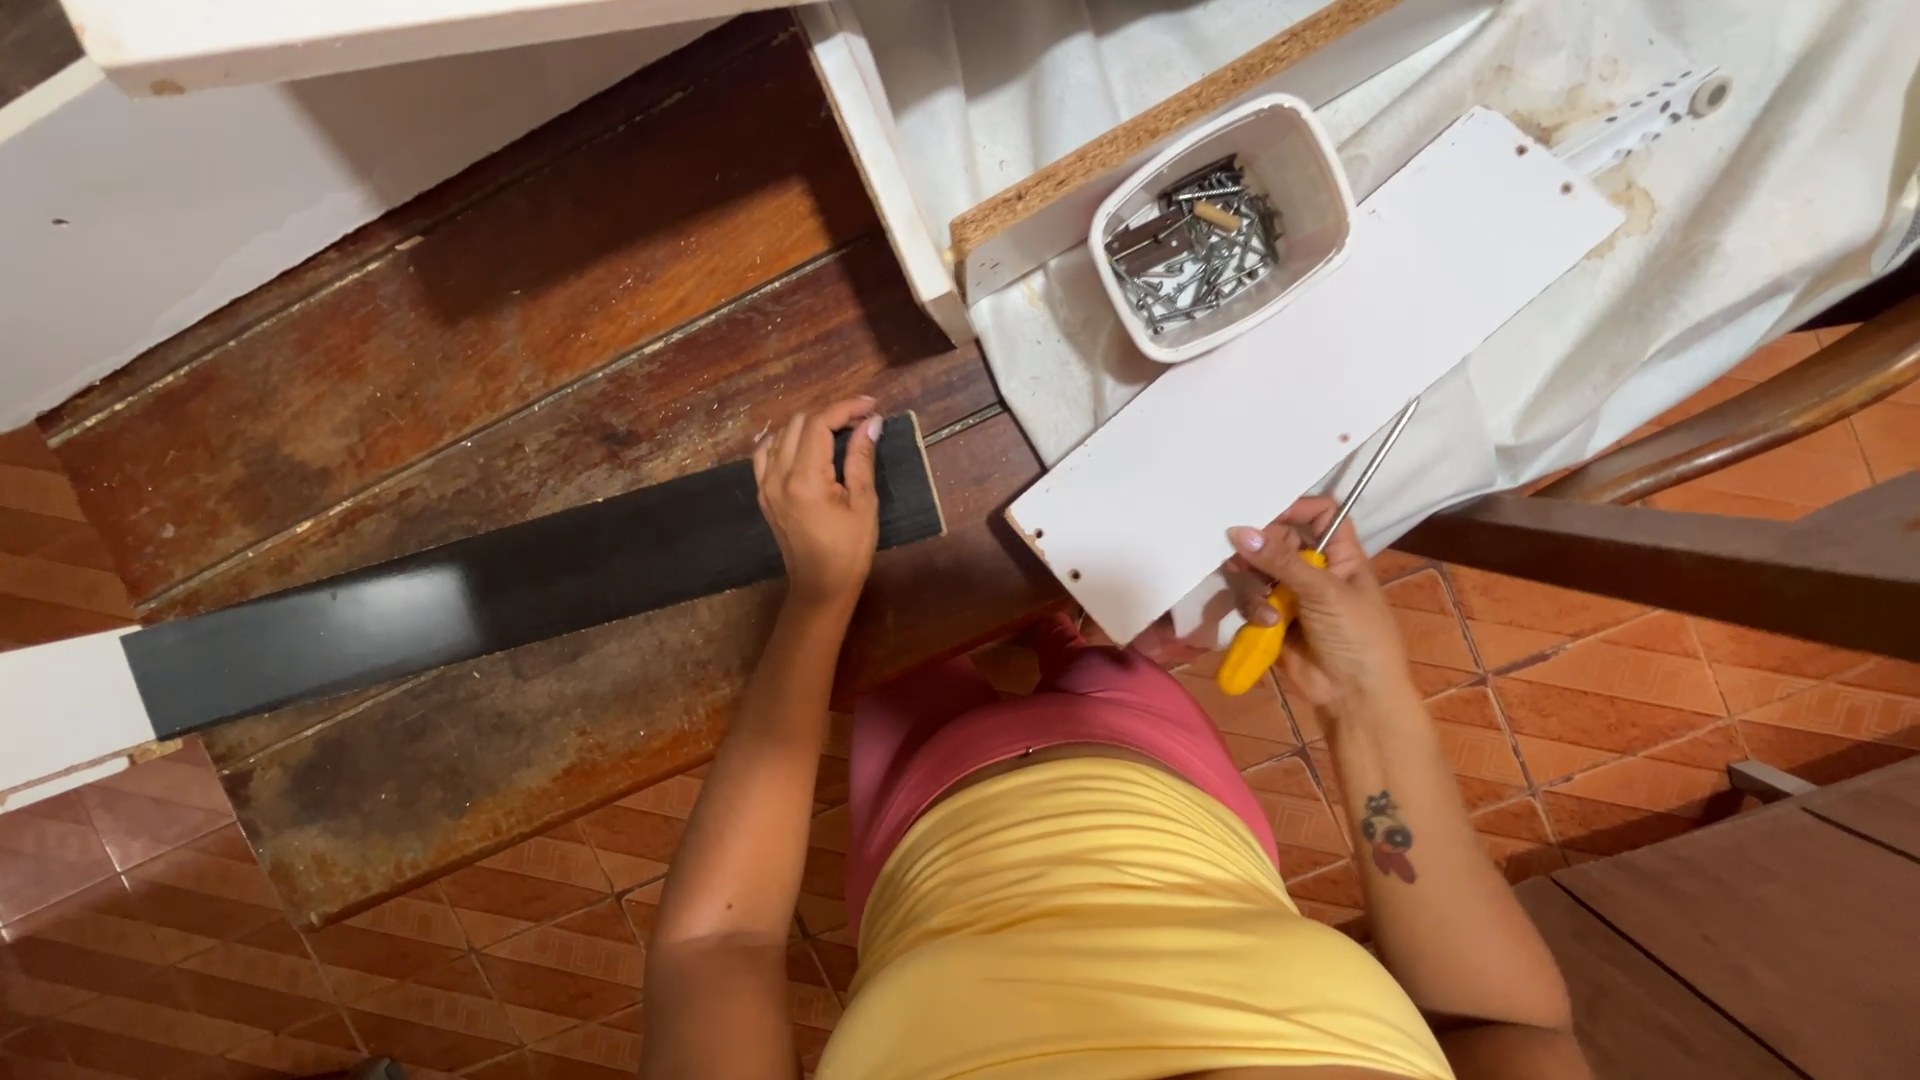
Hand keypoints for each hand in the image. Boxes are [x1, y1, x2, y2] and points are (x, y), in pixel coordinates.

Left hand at [754, 397, 883, 611]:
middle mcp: (777, 476)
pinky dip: (785, 440)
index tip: (870, 406)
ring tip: (836, 429)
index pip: (819, 424)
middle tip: (859, 420)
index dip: (845, 408)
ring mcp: (765, 485)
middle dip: (829, 413)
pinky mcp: (763, 494)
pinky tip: (804, 443)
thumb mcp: (864, 503)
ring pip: (779, 434)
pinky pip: (766, 453)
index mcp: (805, 479)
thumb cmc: (850, 549)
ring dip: (807, 424)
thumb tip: (871, 422)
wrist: (820, 586)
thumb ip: (862, 458)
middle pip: (797, 423)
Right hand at [1225, 498, 1417, 713]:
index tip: (1264, 513)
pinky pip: (1249, 601)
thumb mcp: (1324, 592)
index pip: (1320, 514)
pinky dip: (1252, 610)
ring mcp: (1290, 595)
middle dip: (1259, 551)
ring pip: (1256, 572)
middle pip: (1277, 541)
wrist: (1353, 695)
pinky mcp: (1271, 619)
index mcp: (1341, 555)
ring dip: (1254, 587)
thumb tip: (1238, 531)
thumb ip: (1280, 560)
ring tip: (1264, 608)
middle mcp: (1313, 570)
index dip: (1296, 507)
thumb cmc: (1356, 635)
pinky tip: (1265, 625)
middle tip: (1243, 559)